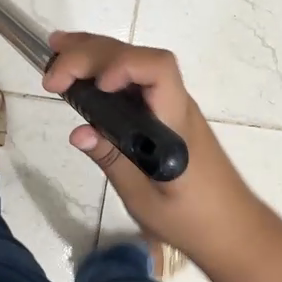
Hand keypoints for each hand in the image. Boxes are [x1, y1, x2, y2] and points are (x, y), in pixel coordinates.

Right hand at [43, 32, 271, 265]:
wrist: (232, 228)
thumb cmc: (192, 219)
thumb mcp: (144, 198)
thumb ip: (113, 161)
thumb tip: (78, 132)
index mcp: (175, 123)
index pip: (159, 70)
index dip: (124, 65)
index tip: (96, 85)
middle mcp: (175, 106)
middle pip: (138, 59)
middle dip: (93, 55)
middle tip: (50, 74)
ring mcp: (171, 108)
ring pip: (135, 65)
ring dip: (96, 55)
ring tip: (55, 52)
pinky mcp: (165, 117)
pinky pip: (135, 83)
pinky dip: (105, 72)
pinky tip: (80, 76)